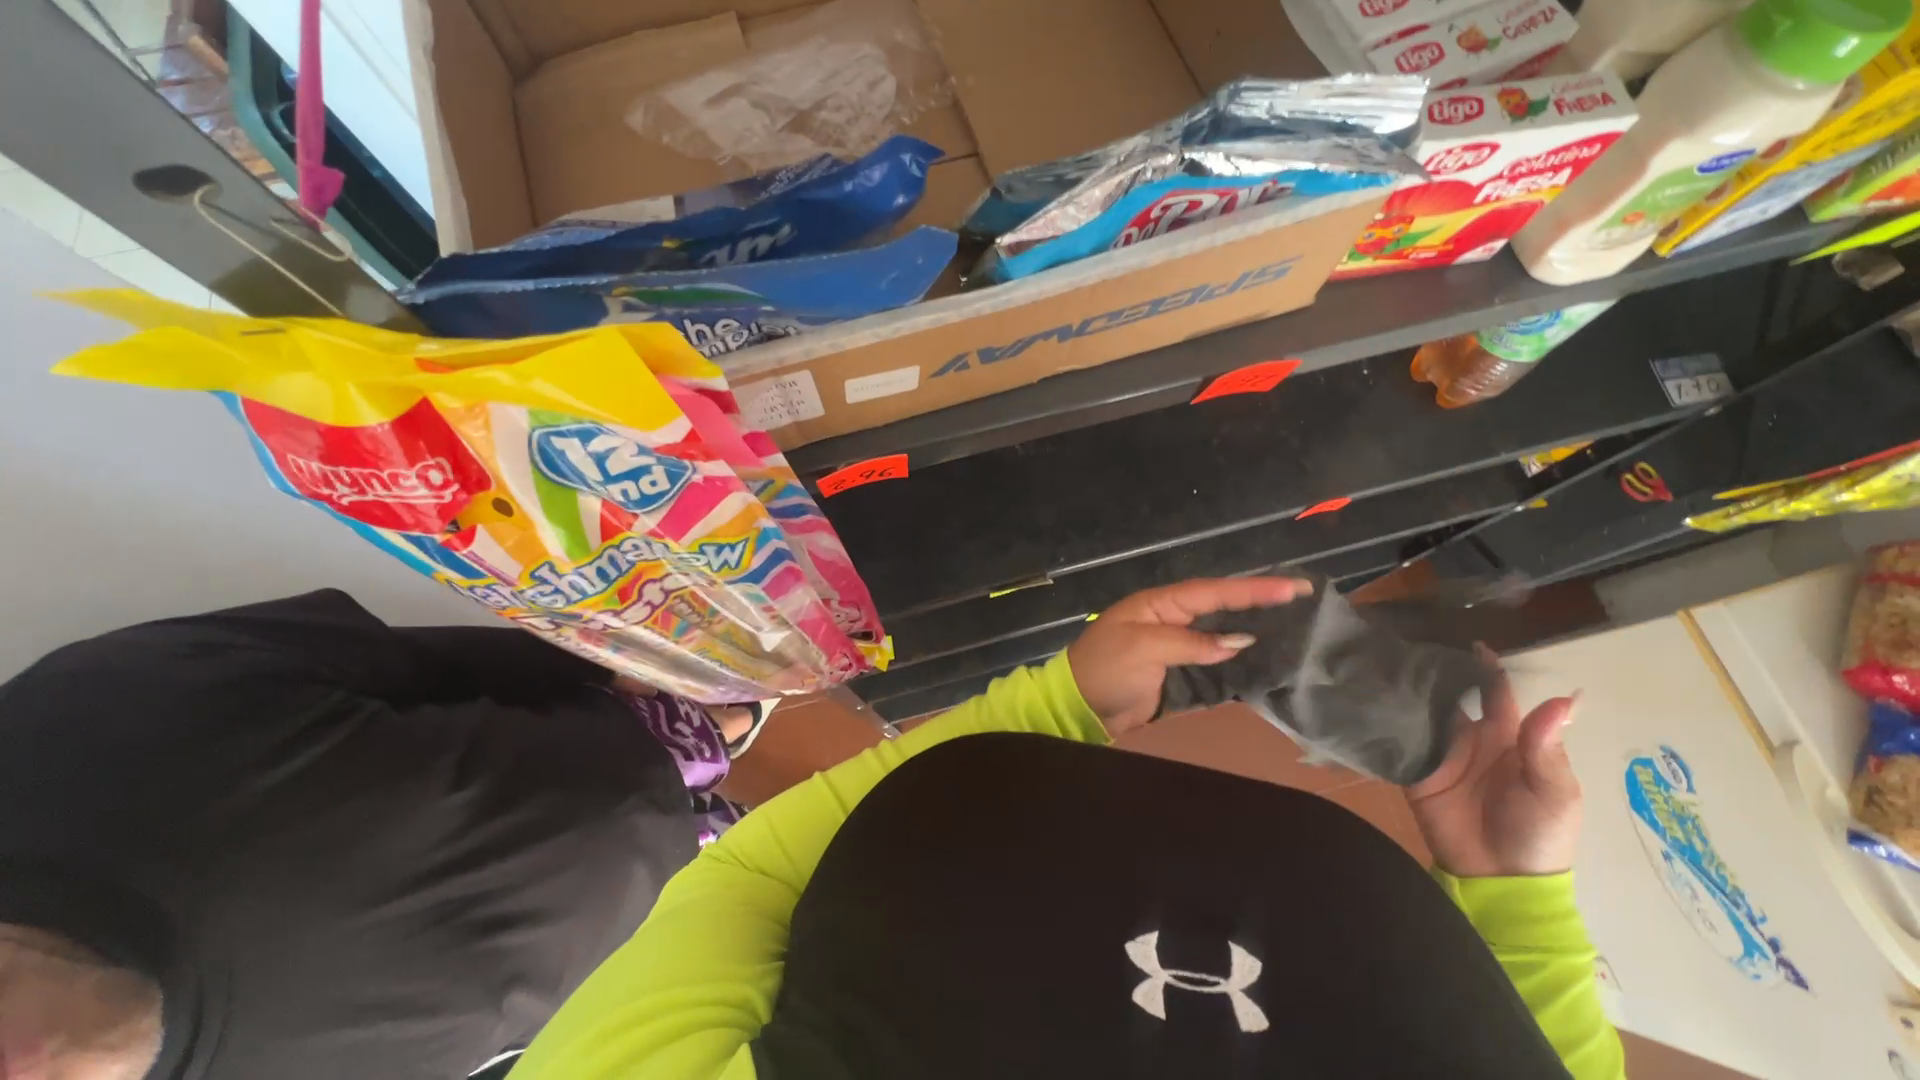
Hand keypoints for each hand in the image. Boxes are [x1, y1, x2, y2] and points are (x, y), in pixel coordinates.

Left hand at [1066, 577, 1310, 736]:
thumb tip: (1238, 642)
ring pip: (1223, 637)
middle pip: (1223, 609)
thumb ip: (1191, 643)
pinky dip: (1240, 665)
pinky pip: (1216, 667)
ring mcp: (1177, 649)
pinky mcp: (1179, 676)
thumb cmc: (1105, 669)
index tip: (1293, 587)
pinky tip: (1266, 665)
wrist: (1078, 708)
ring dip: (1256, 633)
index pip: (1214, 592)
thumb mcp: (1144, 649)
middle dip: (1260, 604)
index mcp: (1160, 605)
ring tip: (1296, 629)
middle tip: (1304, 599)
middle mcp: (1173, 621)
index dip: (1253, 589)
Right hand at [1406, 646, 1581, 877]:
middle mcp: (1472, 739)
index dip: (1486, 669)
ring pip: (1421, 714)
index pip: (1496, 693)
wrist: (1501, 880)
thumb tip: (1565, 696)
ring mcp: (1441, 756)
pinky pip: (1399, 744)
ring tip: (1385, 669)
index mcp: (1509, 738)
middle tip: (1411, 649)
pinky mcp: (1416, 774)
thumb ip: (1548, 746)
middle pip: (1451, 697)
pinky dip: (1388, 726)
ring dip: (1407, 695)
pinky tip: (1374, 706)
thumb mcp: (1556, 791)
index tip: (1470, 643)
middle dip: (1435, 675)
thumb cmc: (1540, 834)